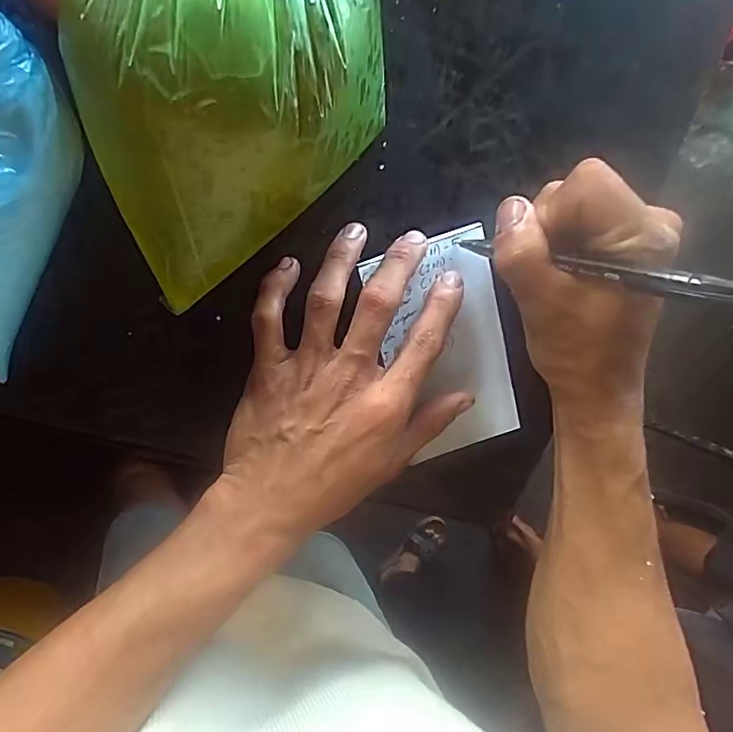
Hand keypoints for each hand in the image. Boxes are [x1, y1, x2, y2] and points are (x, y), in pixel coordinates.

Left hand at [216, 223, 473, 542]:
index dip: (441, 305)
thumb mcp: (391, 465)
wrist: (269, 500)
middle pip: (376, 306)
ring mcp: (305, 366)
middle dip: (398, 265)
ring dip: (340, 261)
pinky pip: (269, 320)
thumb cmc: (334, 487)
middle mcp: (348, 373)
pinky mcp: (267, 368)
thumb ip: (428, 426)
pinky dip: (276, 289)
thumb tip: (465, 395)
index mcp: (385, 400)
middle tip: (411, 238)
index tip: (451, 277)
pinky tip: (288, 265)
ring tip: (354, 231)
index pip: (423, 342)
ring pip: (324, 301)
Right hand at [490, 159, 683, 424]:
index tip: (538, 258)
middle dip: (545, 227)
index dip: (548, 214)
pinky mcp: (623, 242)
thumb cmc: (575, 351)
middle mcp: (651, 220)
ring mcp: (638, 229)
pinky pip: (577, 221)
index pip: (584, 182)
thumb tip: (511, 209)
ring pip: (572, 204)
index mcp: (643, 232)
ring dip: (547, 238)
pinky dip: (556, 244)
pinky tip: (557, 275)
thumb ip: (522, 251)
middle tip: (542, 273)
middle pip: (577, 189)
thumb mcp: (540, 302)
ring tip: (549, 278)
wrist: (597, 386)